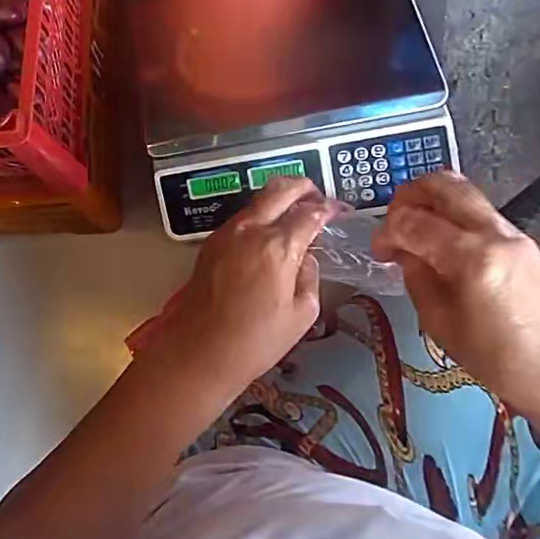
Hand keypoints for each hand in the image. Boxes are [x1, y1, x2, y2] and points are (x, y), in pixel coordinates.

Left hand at [141, 177, 331, 396]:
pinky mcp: (212, 243)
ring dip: (280, 199)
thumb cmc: (253, 341)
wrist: (200, 351)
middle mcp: (250, 230)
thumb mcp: (302, 314)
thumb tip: (305, 258)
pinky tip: (271, 233)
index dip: (329, 208)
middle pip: (280, 188)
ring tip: (296, 213)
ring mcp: (227, 233)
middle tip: (319, 197)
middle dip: (304, 187)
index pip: (310, 212)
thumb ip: (309, 276)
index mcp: (277, 247)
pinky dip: (261, 215)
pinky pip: (242, 217)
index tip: (339, 211)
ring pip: (258, 199)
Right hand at [372, 172, 539, 431]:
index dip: (386, 231)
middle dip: (407, 195)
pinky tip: (441, 247)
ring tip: (415, 233)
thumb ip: (417, 279)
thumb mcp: (441, 325)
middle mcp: (494, 234)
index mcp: (471, 258)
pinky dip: (451, 217)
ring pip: (462, 192)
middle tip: (392, 221)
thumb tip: (405, 253)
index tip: (379, 251)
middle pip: (443, 184)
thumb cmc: (501, 363)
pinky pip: (477, 213)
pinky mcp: (523, 241)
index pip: (413, 221)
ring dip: (431, 203)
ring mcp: (513, 233)